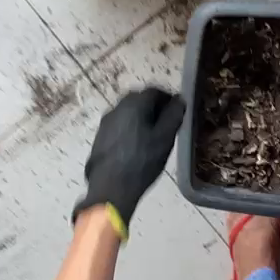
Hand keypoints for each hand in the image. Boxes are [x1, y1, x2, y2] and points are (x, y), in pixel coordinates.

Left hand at [74, 88, 185, 230]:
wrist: (111, 188)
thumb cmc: (142, 162)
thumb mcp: (165, 138)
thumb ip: (174, 115)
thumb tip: (179, 100)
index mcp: (133, 104)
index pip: (154, 91)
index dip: (168, 98)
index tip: (177, 110)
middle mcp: (117, 108)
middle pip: (138, 99)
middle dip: (154, 107)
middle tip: (166, 122)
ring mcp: (105, 123)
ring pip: (127, 112)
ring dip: (141, 117)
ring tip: (152, 135)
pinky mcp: (100, 137)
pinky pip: (119, 125)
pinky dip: (130, 128)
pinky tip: (136, 146)